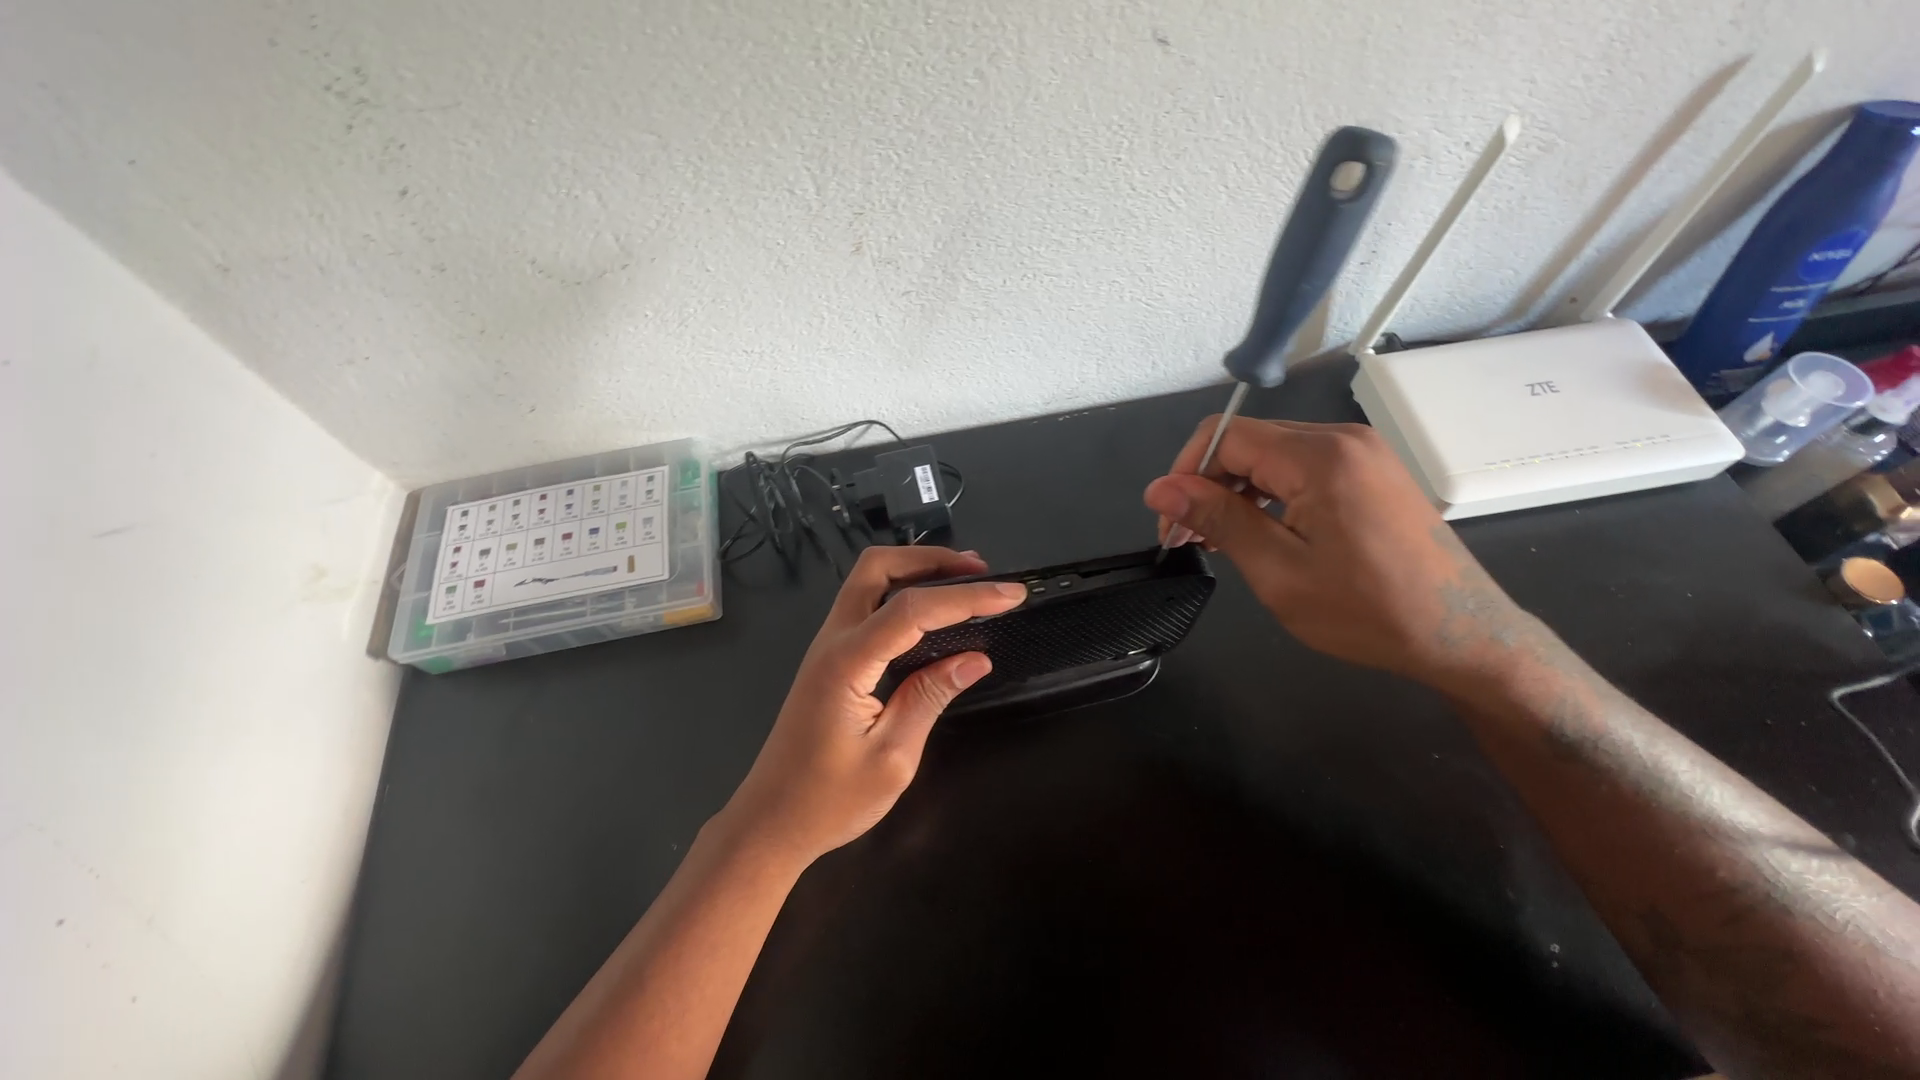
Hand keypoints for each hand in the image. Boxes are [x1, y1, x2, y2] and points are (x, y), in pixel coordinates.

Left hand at [717, 546, 1026, 865]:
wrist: (771, 822)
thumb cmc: (829, 800)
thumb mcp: (892, 756)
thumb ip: (930, 698)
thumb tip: (975, 659)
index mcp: (847, 663)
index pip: (912, 609)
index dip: (965, 597)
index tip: (1011, 594)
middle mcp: (832, 641)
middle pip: (877, 568)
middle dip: (931, 560)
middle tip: (981, 571)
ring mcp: (826, 648)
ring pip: (868, 582)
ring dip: (916, 572)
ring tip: (966, 583)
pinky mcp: (830, 661)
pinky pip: (866, 607)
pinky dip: (902, 596)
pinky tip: (933, 616)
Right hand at [1143, 416, 1531, 693]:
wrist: (1463, 633)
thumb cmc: (1367, 611)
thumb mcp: (1279, 571)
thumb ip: (1218, 519)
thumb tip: (1160, 488)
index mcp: (1319, 456)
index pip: (1224, 436)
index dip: (1185, 474)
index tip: (1170, 525)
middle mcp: (1343, 439)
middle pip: (1248, 442)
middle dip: (1207, 485)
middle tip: (1187, 540)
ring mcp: (1363, 454)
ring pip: (1273, 455)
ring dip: (1236, 491)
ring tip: (1218, 540)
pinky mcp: (1372, 473)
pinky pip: (1304, 468)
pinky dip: (1271, 493)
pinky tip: (1260, 530)